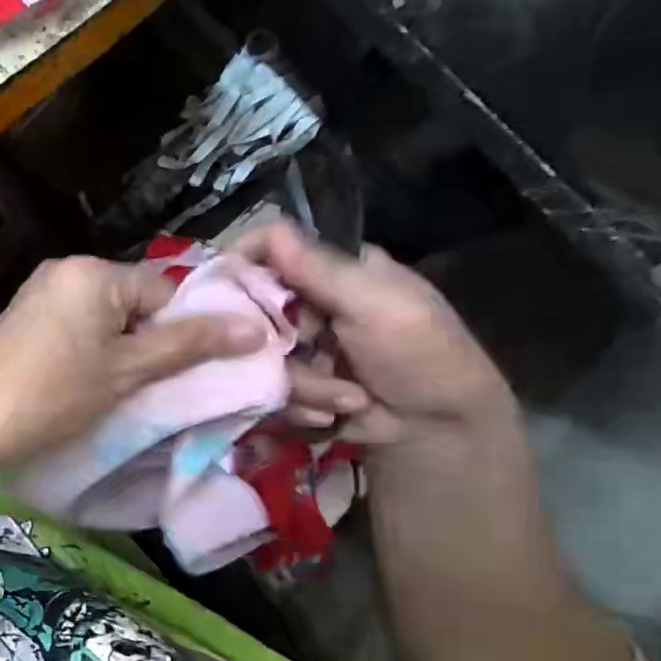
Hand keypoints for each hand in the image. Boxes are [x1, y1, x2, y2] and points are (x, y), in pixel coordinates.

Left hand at [0, 256, 264, 483]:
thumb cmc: (52, 397)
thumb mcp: (126, 372)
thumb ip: (188, 345)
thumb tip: (255, 327)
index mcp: (93, 271)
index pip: (165, 291)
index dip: (180, 332)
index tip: (179, 374)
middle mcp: (65, 268)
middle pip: (135, 301)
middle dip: (148, 341)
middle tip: (146, 386)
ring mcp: (40, 290)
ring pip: (106, 316)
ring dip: (120, 349)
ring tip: (113, 389)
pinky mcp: (24, 315)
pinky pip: (77, 324)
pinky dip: (91, 349)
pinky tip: (82, 382)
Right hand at [229, 219, 514, 446]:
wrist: (440, 432)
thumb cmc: (422, 357)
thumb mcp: (378, 307)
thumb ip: (322, 271)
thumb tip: (272, 228)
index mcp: (333, 270)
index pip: (270, 249)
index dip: (241, 265)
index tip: (221, 292)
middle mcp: (309, 303)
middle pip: (253, 310)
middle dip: (278, 346)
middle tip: (307, 358)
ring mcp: (299, 347)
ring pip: (259, 358)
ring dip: (302, 386)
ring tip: (347, 399)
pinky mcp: (293, 384)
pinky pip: (268, 390)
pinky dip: (300, 406)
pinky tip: (333, 414)